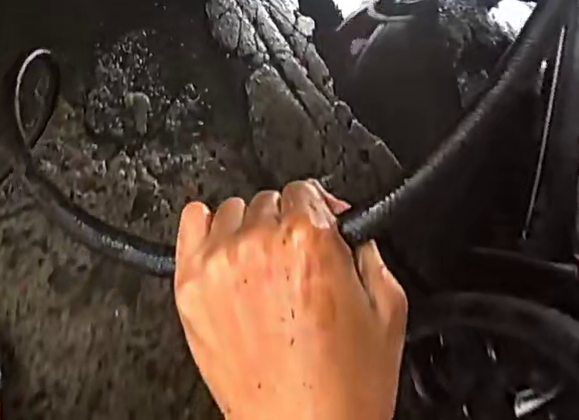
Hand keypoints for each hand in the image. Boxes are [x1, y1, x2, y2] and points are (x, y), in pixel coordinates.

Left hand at [174, 180, 406, 419]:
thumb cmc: (342, 388)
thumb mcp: (387, 309)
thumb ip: (367, 248)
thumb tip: (346, 221)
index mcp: (309, 237)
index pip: (305, 189)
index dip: (318, 211)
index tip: (320, 230)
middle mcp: (260, 241)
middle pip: (270, 200)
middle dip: (286, 226)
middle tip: (295, 266)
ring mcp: (220, 261)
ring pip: (233, 211)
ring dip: (249, 232)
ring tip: (262, 272)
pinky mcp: (191, 285)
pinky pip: (191, 222)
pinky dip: (206, 231)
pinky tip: (224, 255)